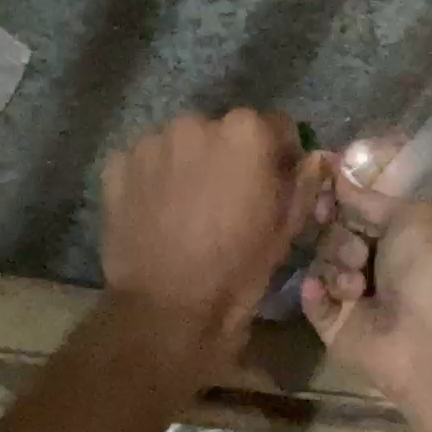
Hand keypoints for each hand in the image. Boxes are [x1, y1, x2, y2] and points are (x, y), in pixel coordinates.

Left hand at [101, 110, 323, 339]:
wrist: (167, 309)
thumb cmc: (238, 268)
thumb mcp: (286, 230)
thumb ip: (303, 183)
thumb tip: (313, 159)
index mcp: (246, 132)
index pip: (275, 126)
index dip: (279, 156)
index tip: (274, 184)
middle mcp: (197, 122)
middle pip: (223, 132)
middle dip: (229, 157)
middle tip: (229, 200)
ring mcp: (152, 141)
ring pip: (182, 145)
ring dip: (190, 165)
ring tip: (189, 209)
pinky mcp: (117, 164)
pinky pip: (145, 162)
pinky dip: (153, 179)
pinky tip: (158, 214)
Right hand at [301, 172, 431, 408]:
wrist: (428, 338)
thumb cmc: (427, 268)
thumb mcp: (409, 216)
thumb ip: (368, 197)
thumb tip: (337, 172)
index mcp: (397, 233)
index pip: (353, 207)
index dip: (336, 198)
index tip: (323, 195)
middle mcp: (374, 260)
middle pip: (332, 232)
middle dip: (340, 237)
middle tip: (359, 253)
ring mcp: (353, 294)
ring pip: (321, 263)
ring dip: (336, 268)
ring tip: (358, 285)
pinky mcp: (334, 324)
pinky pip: (311, 298)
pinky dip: (316, 292)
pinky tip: (326, 293)